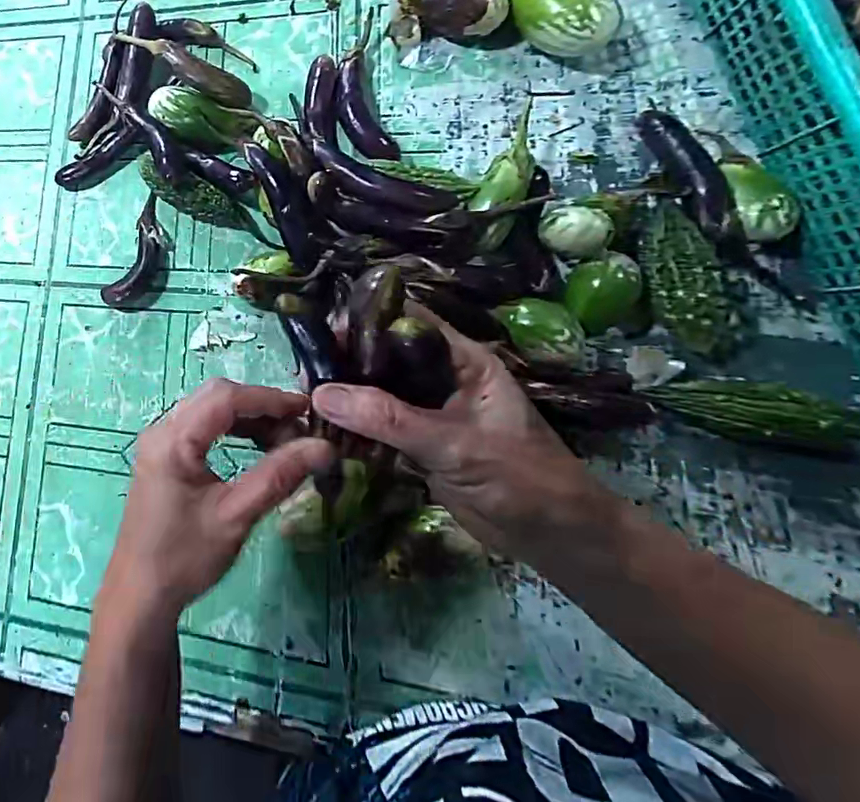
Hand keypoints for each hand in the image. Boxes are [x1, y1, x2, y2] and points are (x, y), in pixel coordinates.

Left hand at [103, 380, 334, 620]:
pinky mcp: (165, 455)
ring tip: (286, 440)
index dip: (269, 399)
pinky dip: (234, 430)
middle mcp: (162, 430)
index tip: (307, 410)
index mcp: (172, 440)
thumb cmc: (184, 558)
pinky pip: (203, 426)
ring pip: (211, 409)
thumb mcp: (236, 516)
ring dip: (249, 418)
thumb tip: (325, 448)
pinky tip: (259, 446)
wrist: (140, 595)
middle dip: (261, 407)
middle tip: (299, 428)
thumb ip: (278, 476)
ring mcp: (160, 442)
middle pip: (217, 397)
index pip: (225, 398)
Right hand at [310, 307, 612, 562]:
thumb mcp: (456, 444)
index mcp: (461, 360)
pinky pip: (377, 431)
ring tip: (303, 403)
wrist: (555, 539)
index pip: (408, 321)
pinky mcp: (417, 446)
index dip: (366, 320)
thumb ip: (390, 419)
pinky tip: (322, 435)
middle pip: (384, 357)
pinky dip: (352, 433)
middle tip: (304, 374)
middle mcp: (440, 379)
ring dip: (345, 399)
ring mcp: (427, 413)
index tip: (321, 333)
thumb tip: (322, 394)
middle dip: (345, 362)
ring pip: (377, 395)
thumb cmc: (522, 478)